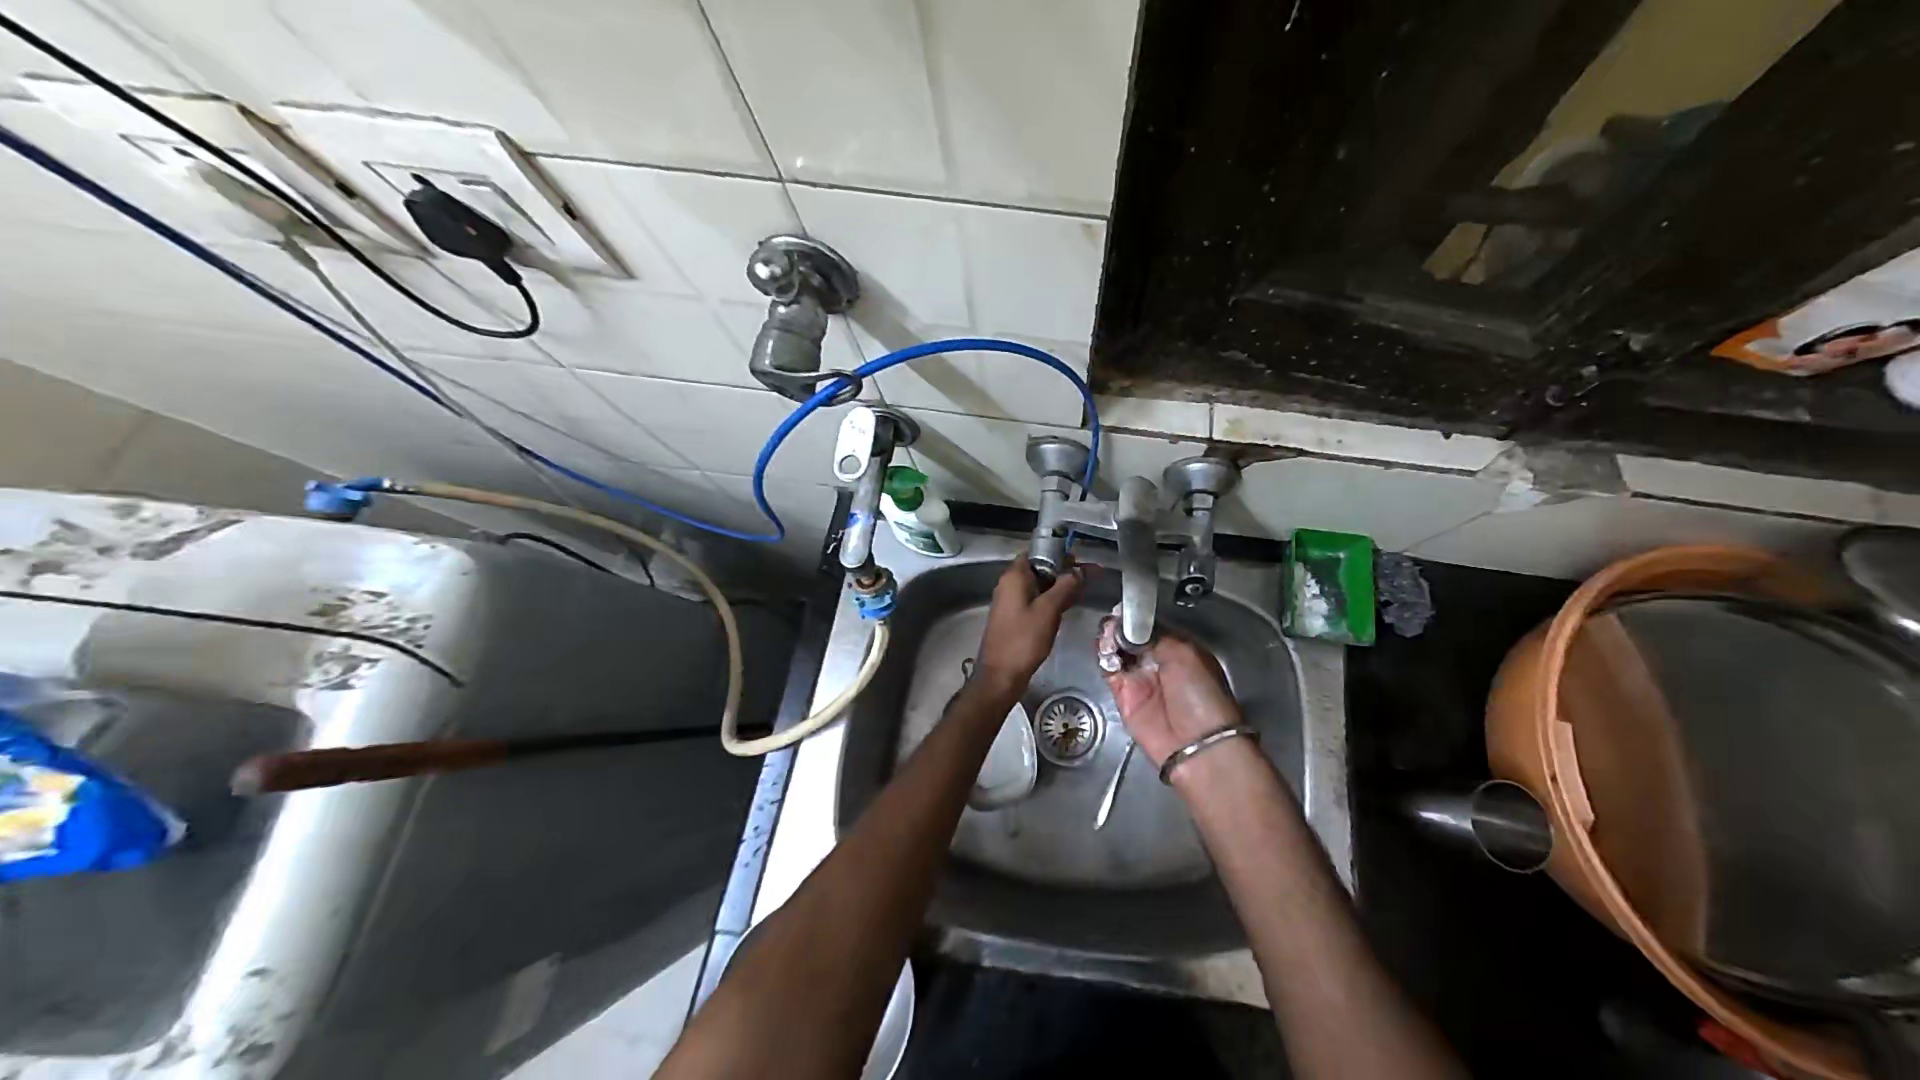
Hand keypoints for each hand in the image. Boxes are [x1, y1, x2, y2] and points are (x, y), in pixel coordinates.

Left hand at [973, 554, 1082, 696]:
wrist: (1001, 674)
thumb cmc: (1023, 639)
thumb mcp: (1049, 610)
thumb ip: (1065, 587)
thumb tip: (1079, 570)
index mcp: (1014, 577)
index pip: (1036, 553)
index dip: (1057, 554)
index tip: (1078, 560)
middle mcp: (1009, 585)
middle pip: (1038, 569)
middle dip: (1062, 571)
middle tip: (1087, 575)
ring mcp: (1011, 602)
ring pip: (1038, 586)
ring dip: (1058, 587)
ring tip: (1083, 589)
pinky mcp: (1015, 618)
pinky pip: (1035, 601)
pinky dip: (1051, 600)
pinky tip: (1068, 606)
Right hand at [1098, 622, 1242, 769]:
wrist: (1196, 744)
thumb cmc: (1201, 695)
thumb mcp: (1184, 654)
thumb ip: (1154, 635)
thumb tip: (1130, 626)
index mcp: (1179, 650)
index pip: (1150, 627)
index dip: (1135, 619)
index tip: (1123, 611)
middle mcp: (1158, 662)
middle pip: (1129, 637)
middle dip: (1119, 627)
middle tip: (1114, 624)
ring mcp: (1139, 678)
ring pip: (1116, 651)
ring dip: (1110, 640)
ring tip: (1109, 637)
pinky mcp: (1123, 695)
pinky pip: (1108, 670)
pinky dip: (1104, 658)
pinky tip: (1106, 652)